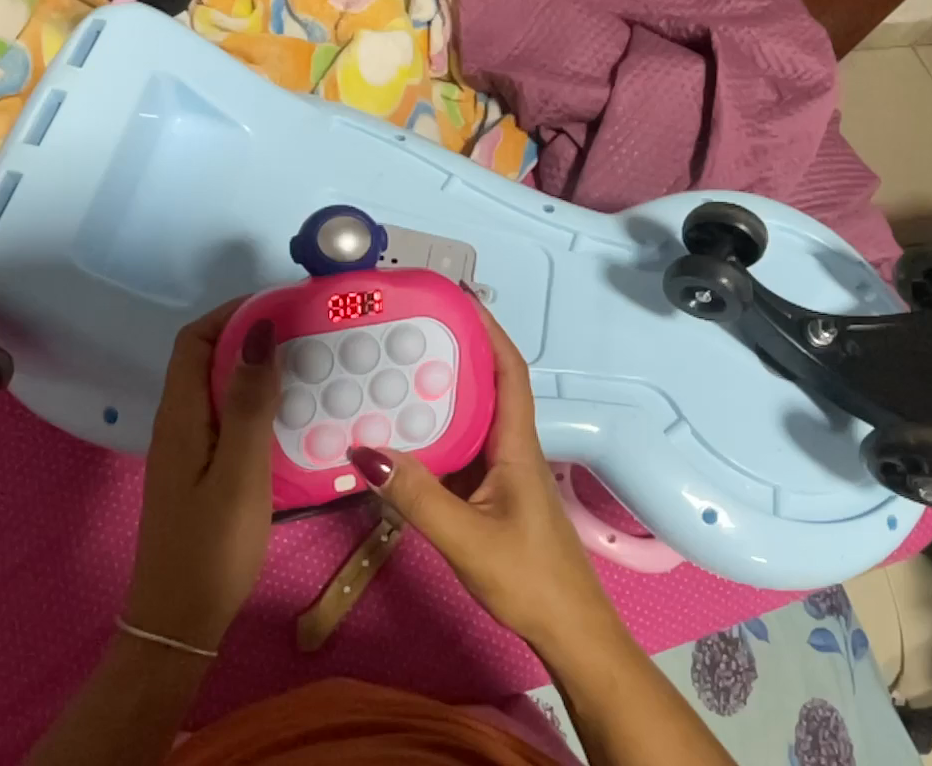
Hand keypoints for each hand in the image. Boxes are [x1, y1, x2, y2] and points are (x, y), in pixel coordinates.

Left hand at [123, 298, 280, 650]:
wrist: (181, 620)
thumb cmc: (212, 546)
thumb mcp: (240, 471)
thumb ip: (249, 403)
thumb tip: (258, 331)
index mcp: (181, 416)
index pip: (195, 340)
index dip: (232, 314)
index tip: (281, 306)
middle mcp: (179, 423)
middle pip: (207, 359)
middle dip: (251, 336)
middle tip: (306, 333)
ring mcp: (189, 448)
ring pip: (220, 389)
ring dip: (257, 369)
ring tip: (308, 365)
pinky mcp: (202, 470)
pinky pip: (229, 417)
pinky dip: (257, 402)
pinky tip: (293, 415)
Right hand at [346, 302, 620, 657]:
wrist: (567, 630)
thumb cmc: (529, 578)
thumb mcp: (467, 537)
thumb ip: (417, 495)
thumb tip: (363, 450)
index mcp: (516, 444)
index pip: (508, 370)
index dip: (487, 330)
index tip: (455, 301)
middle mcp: (510, 447)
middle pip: (484, 386)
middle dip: (451, 353)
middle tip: (404, 333)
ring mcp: (501, 472)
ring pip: (469, 419)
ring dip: (438, 394)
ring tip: (391, 373)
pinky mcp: (490, 495)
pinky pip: (458, 451)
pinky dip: (432, 436)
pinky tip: (399, 439)